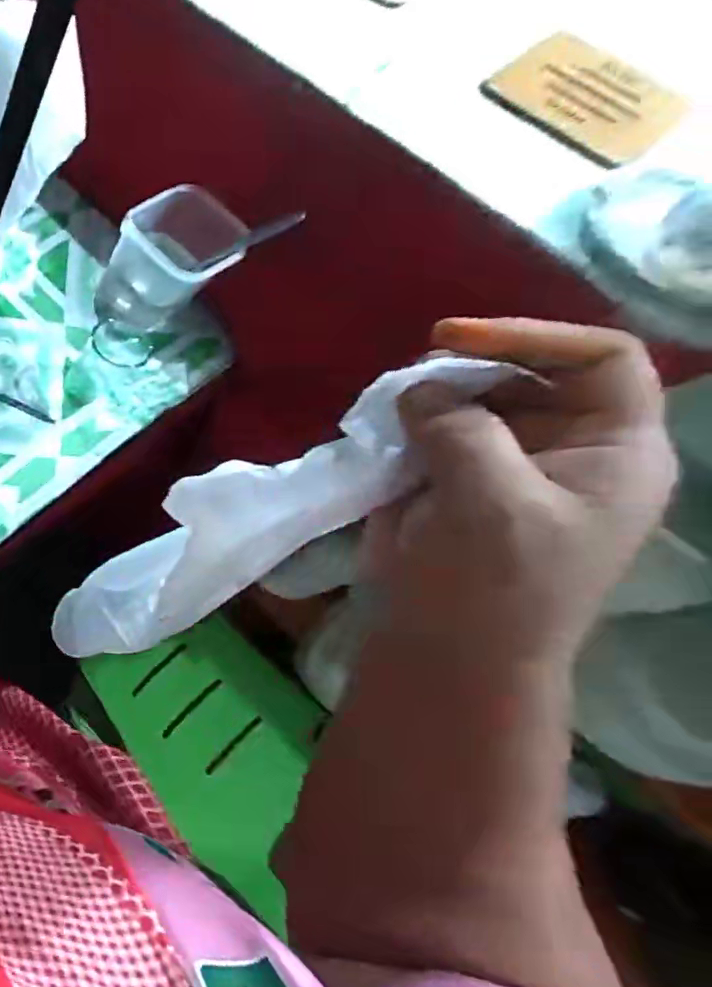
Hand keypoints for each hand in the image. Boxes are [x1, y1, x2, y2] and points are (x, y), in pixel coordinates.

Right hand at [367, 317, 677, 672]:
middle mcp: (563, 450)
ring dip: (425, 401)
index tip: (448, 338)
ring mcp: (500, 469)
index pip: (598, 361)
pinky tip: (375, 436)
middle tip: (404, 384)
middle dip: (467, 371)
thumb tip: (417, 391)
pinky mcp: (447, 487)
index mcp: (611, 450)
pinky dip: (400, 429)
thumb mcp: (490, 502)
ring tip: (383, 413)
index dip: (529, 338)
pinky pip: (428, 437)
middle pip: (527, 378)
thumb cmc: (492, 582)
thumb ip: (460, 433)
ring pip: (469, 406)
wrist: (447, 648)